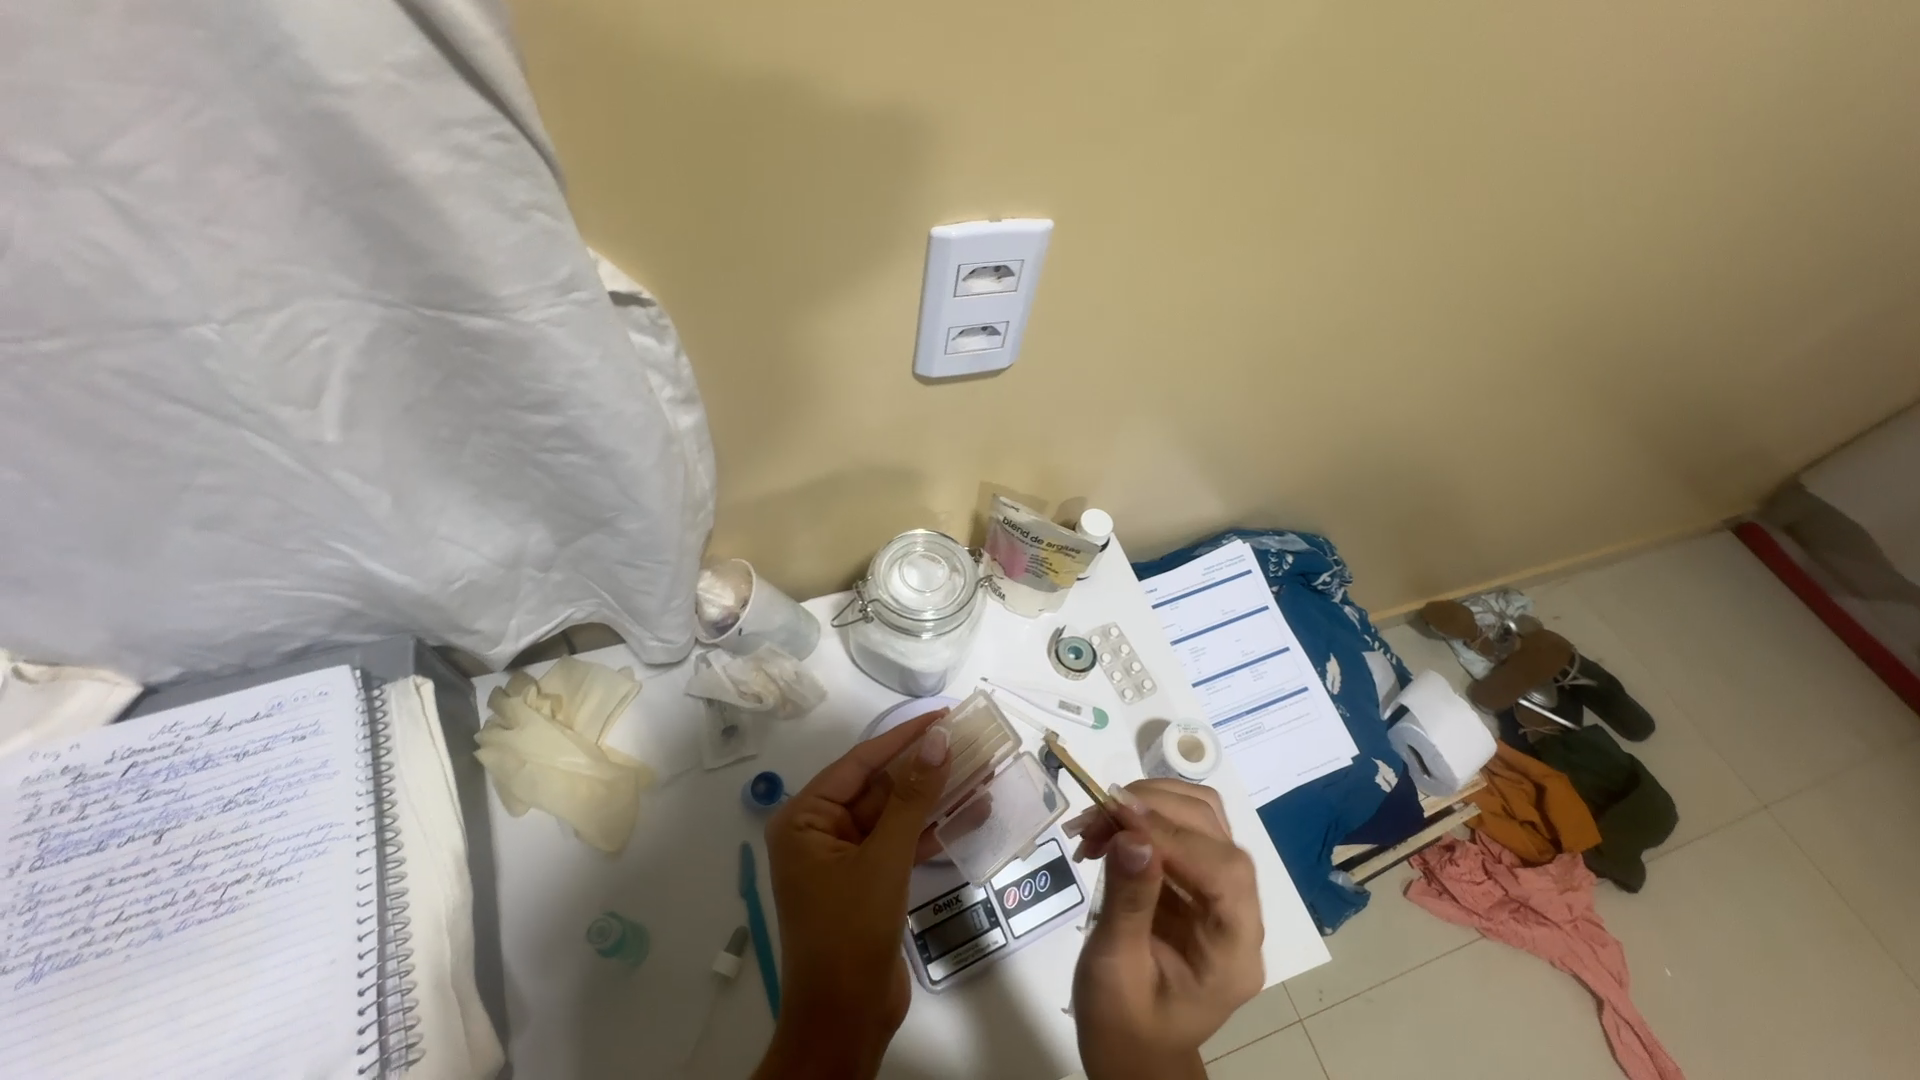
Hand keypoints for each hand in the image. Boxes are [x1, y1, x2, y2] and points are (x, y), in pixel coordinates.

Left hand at [751, 711, 951, 1079]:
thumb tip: (938, 740)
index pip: (860, 763)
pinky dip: (934, 830)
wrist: (845, 1019)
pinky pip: (903, 843)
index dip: (904, 737)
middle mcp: (821, 832)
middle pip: (880, 786)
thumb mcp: (884, 858)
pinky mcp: (870, 882)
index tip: (943, 716)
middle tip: (971, 741)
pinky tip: (973, 811)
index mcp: (805, 819)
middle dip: (926, 768)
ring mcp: (846, 858)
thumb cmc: (850, 931)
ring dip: (936, 797)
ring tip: (982, 770)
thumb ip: (912, 797)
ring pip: (896, 814)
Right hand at [1066, 779, 1264, 1079]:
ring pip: (1203, 822)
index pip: (1223, 872)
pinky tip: (1108, 832)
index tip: (1118, 812)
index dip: (1173, 834)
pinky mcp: (1196, 885)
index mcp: (1233, 952)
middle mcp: (1240, 917)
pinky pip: (1181, 833)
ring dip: (1150, 805)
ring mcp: (1221, 897)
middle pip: (1217, 835)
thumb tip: (1131, 836)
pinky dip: (1143, 819)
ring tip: (1098, 820)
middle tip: (1095, 815)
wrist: (1133, 1054)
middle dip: (1155, 809)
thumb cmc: (1122, 1026)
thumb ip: (1127, 903)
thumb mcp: (1116, 971)